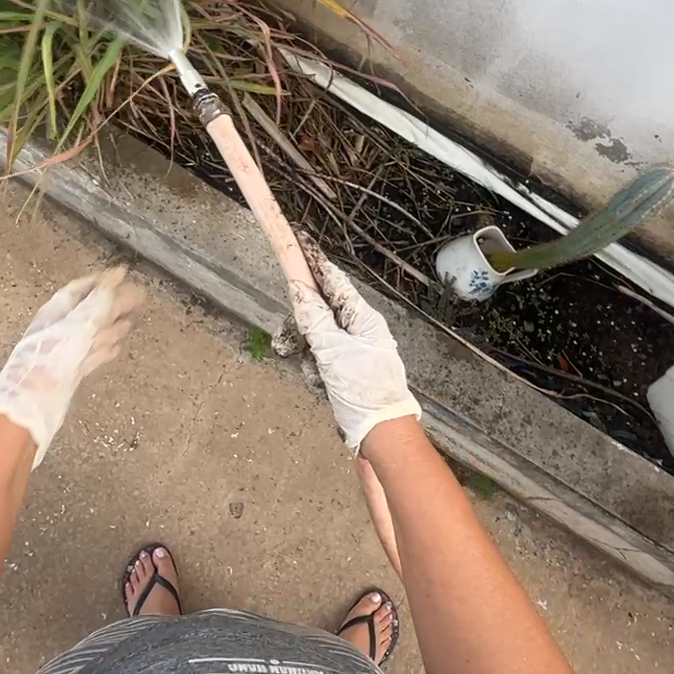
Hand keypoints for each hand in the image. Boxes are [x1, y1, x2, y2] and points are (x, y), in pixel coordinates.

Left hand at [0, 266, 142, 465]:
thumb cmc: (48, 363)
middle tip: (138, 297)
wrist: (30, 406)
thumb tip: (116, 278)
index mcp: (56, 312)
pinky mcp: (69, 373)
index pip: (80, 289)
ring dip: (113, 325)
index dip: (102, 281)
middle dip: (113, 302)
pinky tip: (116, 348)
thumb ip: (98, 304)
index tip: (122, 274)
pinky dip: (105, 349)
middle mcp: (60, 329)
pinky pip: (91, 355)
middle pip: (90, 310)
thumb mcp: (77, 326)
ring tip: (131, 321)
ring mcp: (65, 352)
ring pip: (93, 333)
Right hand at [289, 237, 421, 452]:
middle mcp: (361, 329)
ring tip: (318, 374)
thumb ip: (314, 321)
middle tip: (290, 340)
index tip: (298, 237)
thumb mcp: (334, 353)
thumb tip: (299, 291)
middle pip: (321, 310)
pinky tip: (323, 384)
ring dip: (310, 354)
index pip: (333, 280)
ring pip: (318, 336)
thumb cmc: (365, 393)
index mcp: (364, 318)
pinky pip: (322, 358)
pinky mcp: (349, 369)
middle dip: (304, 326)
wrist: (382, 436)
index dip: (313, 260)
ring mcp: (355, 349)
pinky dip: (316, 369)